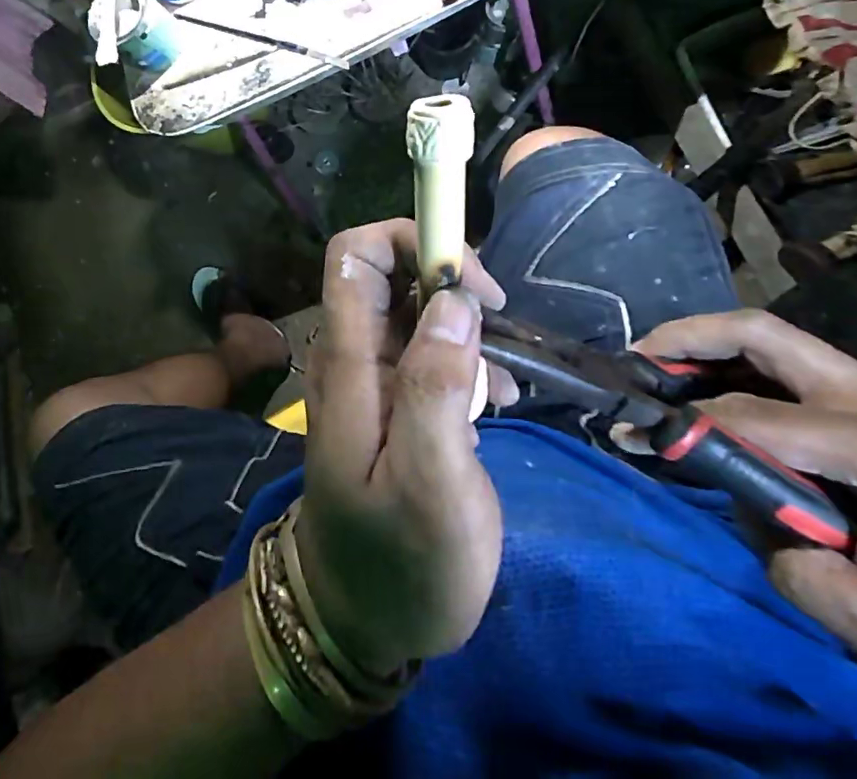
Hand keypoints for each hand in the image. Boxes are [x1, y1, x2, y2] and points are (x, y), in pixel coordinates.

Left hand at [294, 220, 512, 674]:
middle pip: (385, 275)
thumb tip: (452, 300)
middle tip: (500, 328)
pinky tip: (498, 400)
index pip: (354, 257)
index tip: (472, 280)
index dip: (409, 240)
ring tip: (507, 381)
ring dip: (464, 326)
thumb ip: (436, 386)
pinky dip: (466, 359)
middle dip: (448, 282)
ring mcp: (371, 382)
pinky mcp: (393, 406)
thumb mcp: (430, 483)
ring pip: (413, 313)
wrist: (361, 617)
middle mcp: (351, 360)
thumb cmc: (401, 562)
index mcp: (349, 365)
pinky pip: (427, 354)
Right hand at [638, 310, 856, 772]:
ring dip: (706, 359)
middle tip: (628, 368)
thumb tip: (768, 532)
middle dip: (684, 343)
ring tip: (653, 386)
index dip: (688, 431)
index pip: (758, 420)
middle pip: (765, 339)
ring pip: (777, 351)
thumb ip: (816, 584)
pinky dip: (740, 385)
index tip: (632, 443)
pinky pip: (798, 385)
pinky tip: (714, 412)